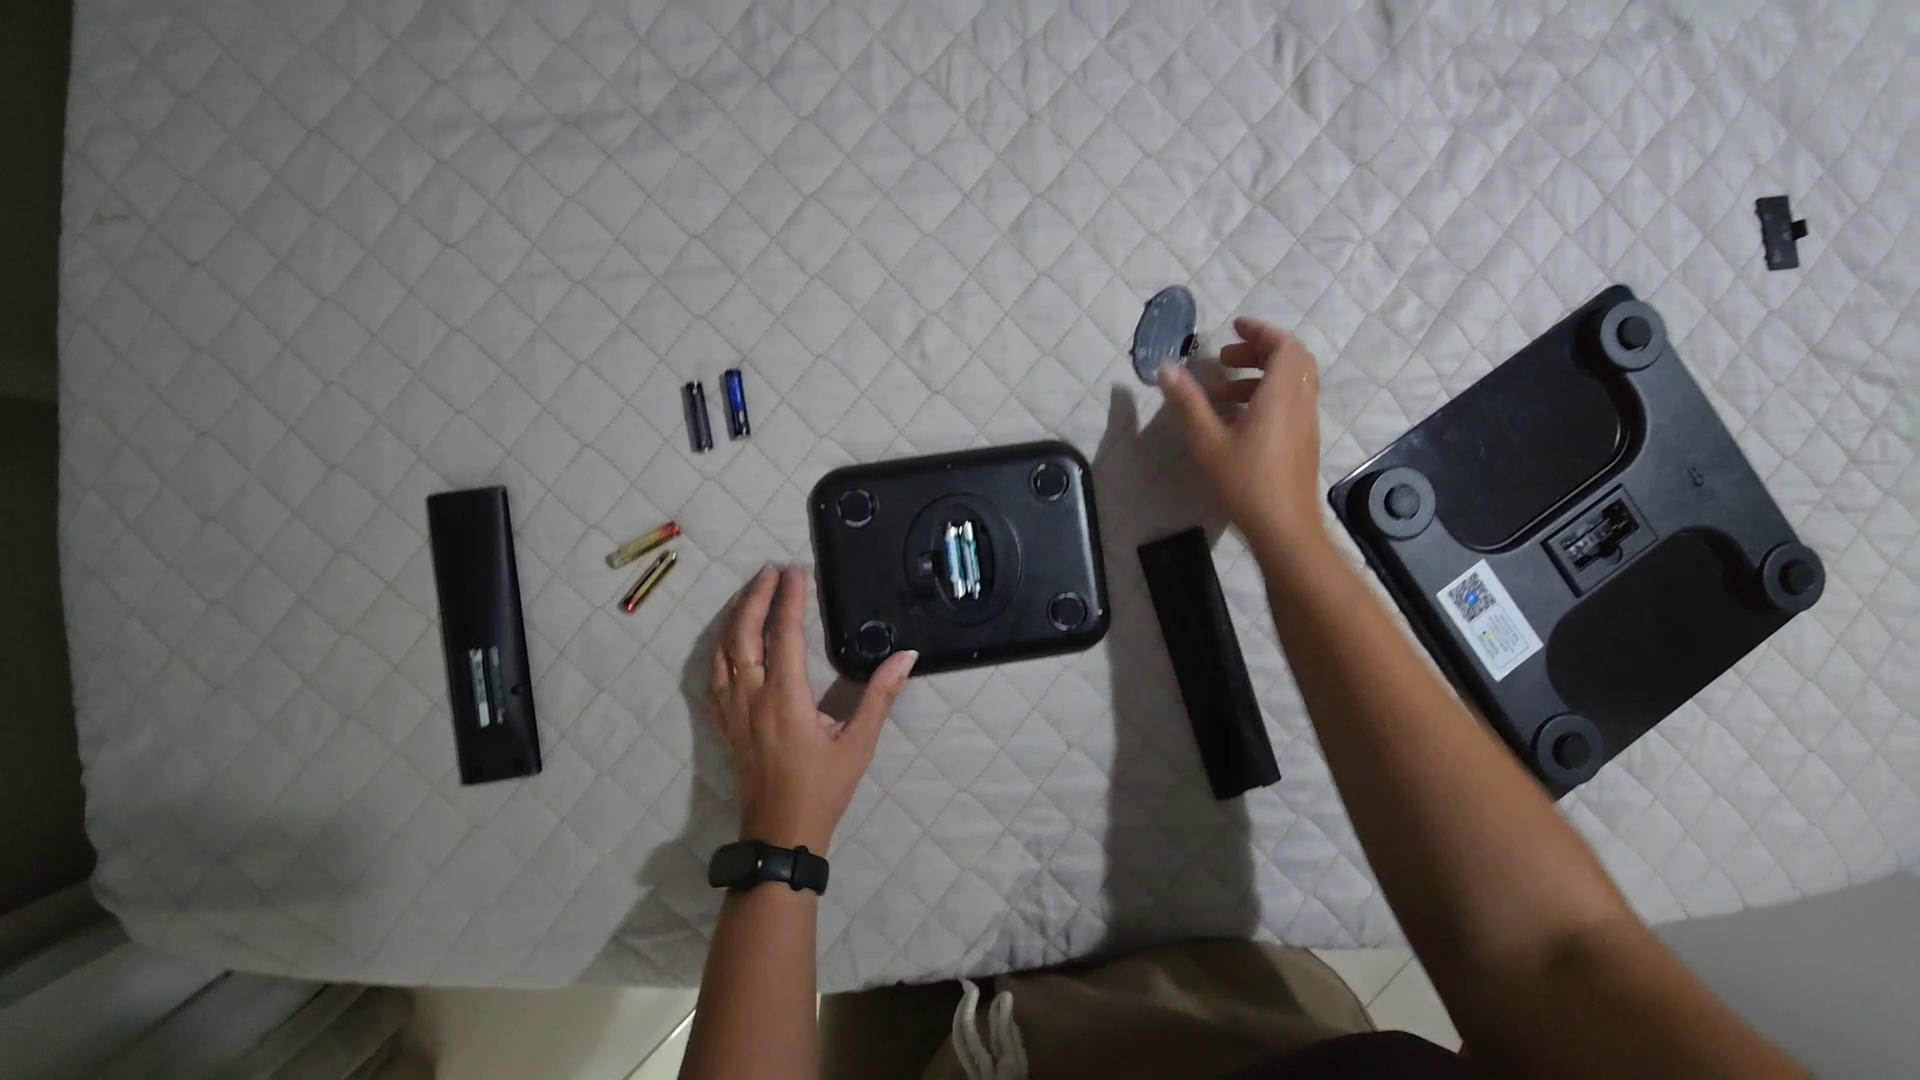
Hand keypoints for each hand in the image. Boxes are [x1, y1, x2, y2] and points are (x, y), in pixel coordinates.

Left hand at [708, 565, 917, 852]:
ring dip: (735, 617)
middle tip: (769, 571)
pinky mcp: (725, 726)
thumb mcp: (858, 744)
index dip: (789, 599)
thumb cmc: (823, 789)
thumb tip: (905, 657)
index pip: (785, 633)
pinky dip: (719, 649)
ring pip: (723, 652)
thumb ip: (880, 697)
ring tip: (750, 594)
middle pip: (744, 634)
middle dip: (755, 597)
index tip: (795, 572)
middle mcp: (752, 697)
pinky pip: (714, 677)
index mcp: (785, 697)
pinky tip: (727, 642)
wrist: (779, 836)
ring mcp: (733, 711)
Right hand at [1159, 317, 1327, 558]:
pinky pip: (1290, 403)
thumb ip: (1188, 402)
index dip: (1260, 330)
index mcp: (1281, 394)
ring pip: (1291, 383)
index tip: (1233, 327)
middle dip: (1259, 351)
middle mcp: (1300, 402)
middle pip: (1292, 359)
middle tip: (1225, 357)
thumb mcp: (1207, 441)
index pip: (1283, 345)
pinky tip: (1235, 420)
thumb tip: (1167, 369)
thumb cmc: (1244, 482)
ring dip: (1259, 377)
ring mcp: (1306, 424)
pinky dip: (1266, 397)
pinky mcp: (1303, 443)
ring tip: (1220, 392)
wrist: (1284, 528)